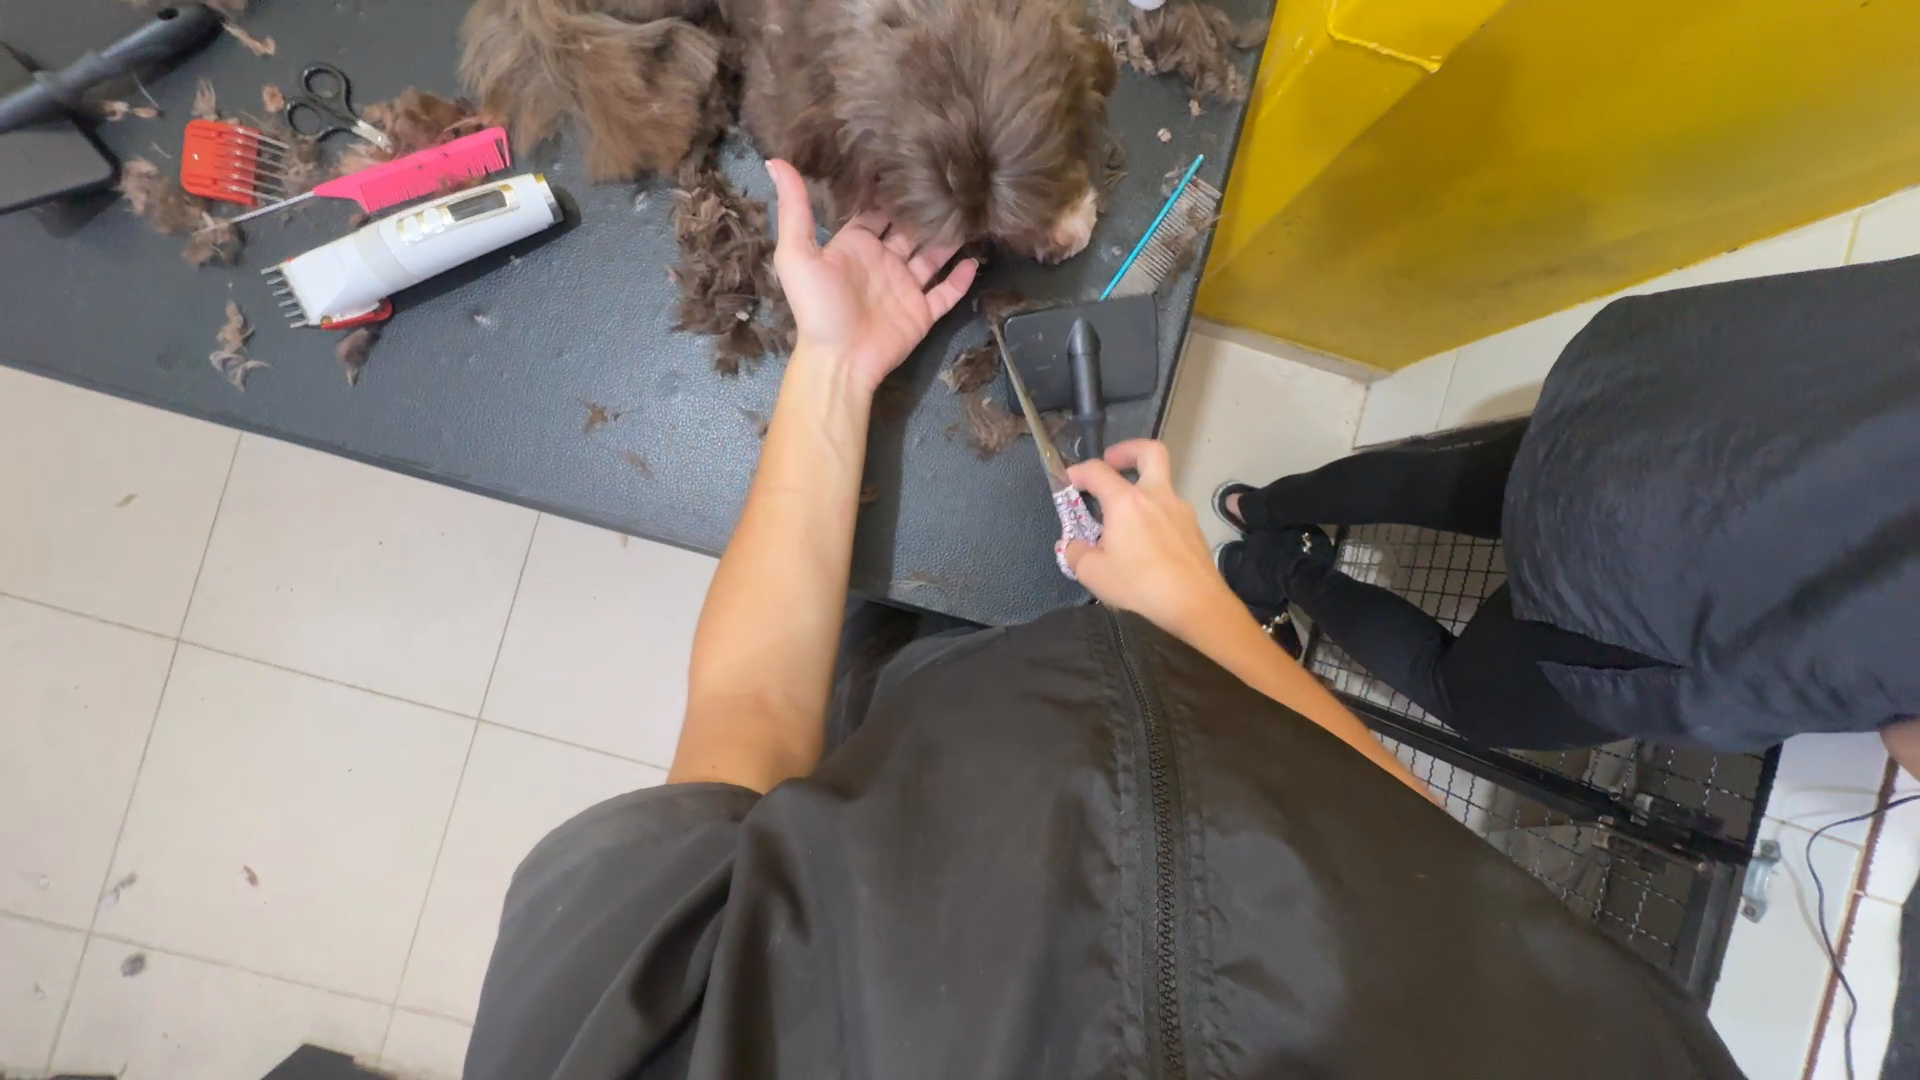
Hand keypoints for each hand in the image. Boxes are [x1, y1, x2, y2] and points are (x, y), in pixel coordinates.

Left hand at [767, 159, 977, 392]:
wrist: (840, 359)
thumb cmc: (817, 307)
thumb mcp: (796, 253)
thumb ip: (795, 208)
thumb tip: (777, 160)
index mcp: (855, 246)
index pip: (875, 213)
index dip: (889, 192)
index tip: (909, 161)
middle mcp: (883, 263)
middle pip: (909, 231)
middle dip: (925, 211)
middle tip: (949, 183)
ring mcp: (905, 288)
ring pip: (932, 258)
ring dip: (948, 240)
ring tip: (969, 214)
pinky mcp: (922, 313)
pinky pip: (946, 294)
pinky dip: (961, 279)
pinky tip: (975, 259)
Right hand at [1063, 439, 1245, 641]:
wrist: (1195, 603)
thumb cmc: (1140, 585)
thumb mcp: (1093, 574)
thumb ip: (1075, 553)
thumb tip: (1073, 545)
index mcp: (1127, 501)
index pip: (1097, 470)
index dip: (1078, 471)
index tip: (1068, 482)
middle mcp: (1156, 496)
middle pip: (1150, 452)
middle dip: (1127, 451)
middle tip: (1112, 463)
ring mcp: (1180, 509)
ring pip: (1160, 485)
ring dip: (1140, 491)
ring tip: (1122, 520)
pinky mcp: (1193, 528)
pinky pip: (1169, 510)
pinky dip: (1153, 515)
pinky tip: (1144, 543)